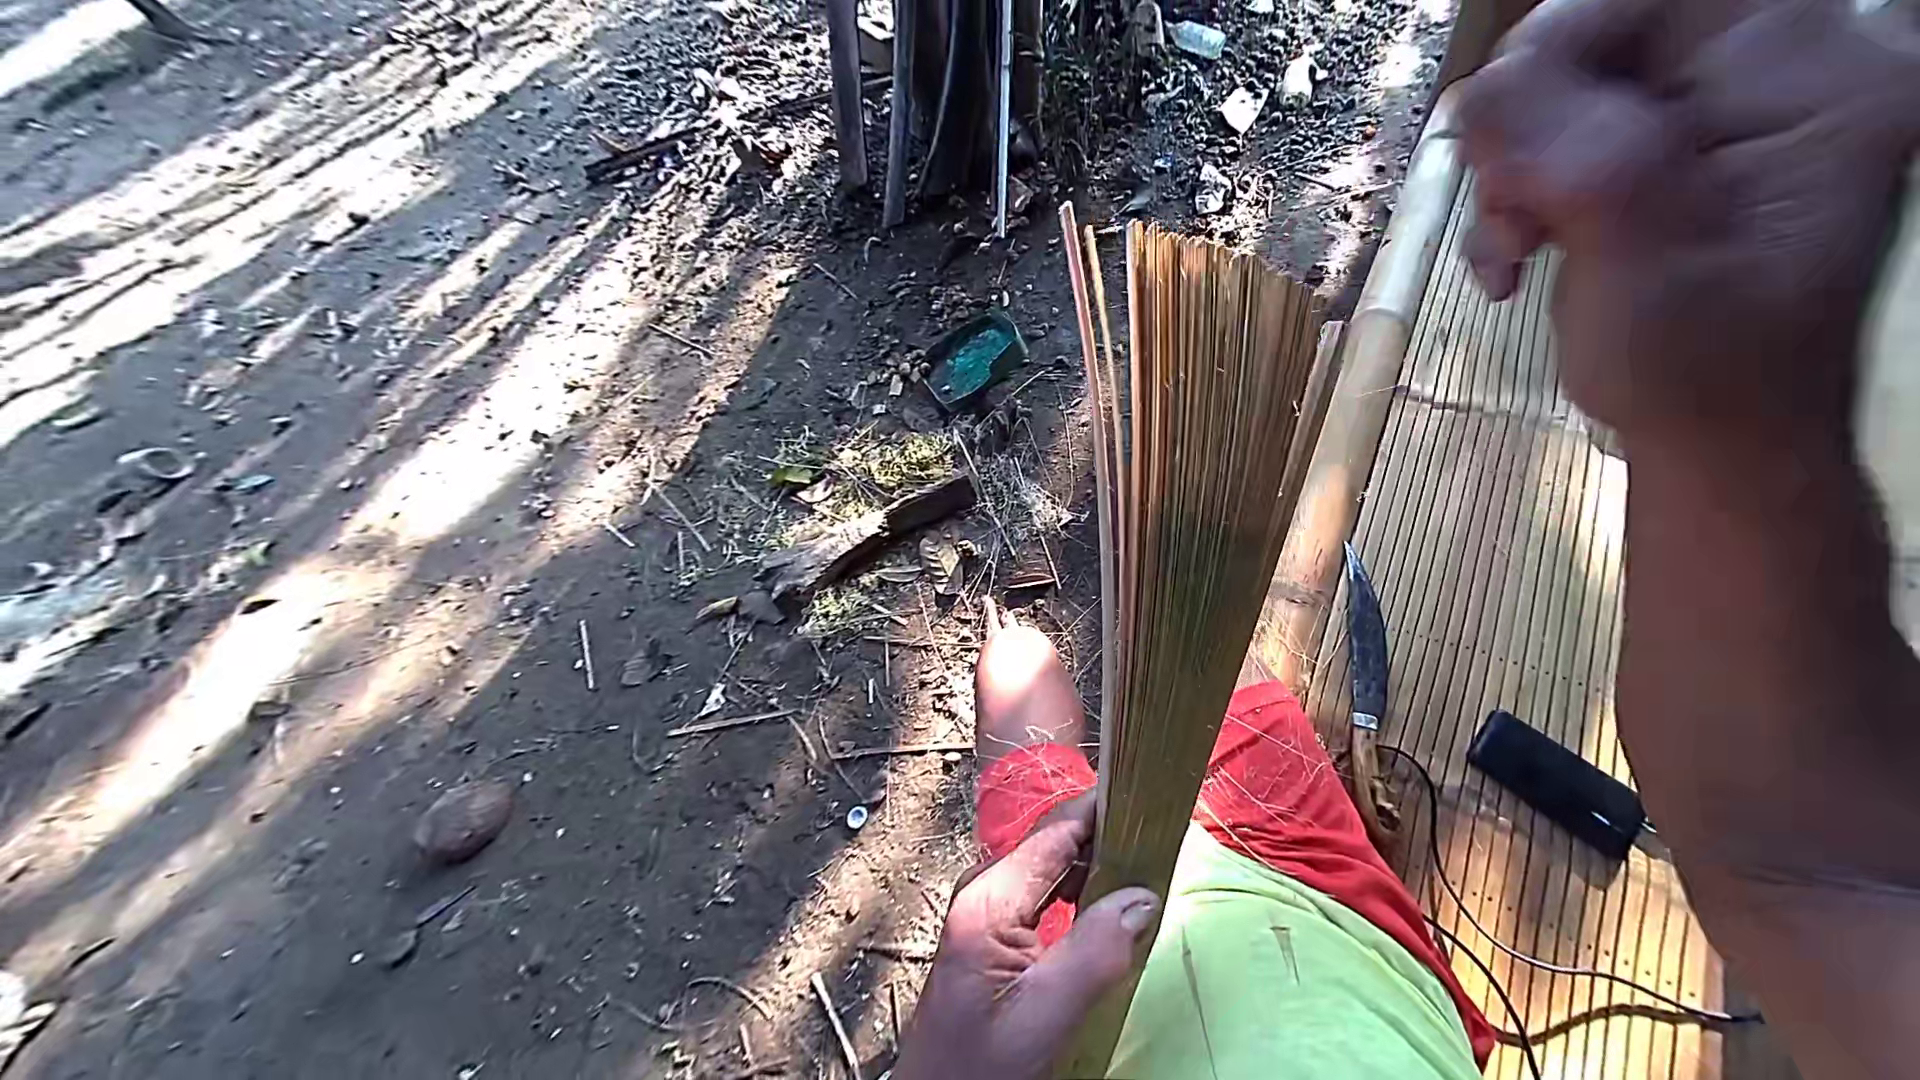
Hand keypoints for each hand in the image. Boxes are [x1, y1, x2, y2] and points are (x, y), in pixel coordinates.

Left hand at [893, 796, 1157, 1079]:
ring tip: (1138, 860)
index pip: (1054, 835)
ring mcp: (984, 902)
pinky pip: (1039, 888)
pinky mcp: (989, 921)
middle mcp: (982, 886)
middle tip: (1151, 835)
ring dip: (1090, 860)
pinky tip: (1103, 897)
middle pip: (1050, 843)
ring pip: (1047, 863)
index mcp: (989, 898)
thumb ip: (1095, 952)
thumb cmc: (983, 1064)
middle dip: (1100, 835)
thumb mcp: (1045, 1016)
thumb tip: (1143, 895)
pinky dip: (1074, 885)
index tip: (1141, 798)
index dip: (1098, 812)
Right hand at [1460, 0, 1919, 448]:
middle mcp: (1751, 99)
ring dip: (1505, 188)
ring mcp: (1690, 151)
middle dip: (1522, 135)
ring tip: (1510, 253)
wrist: (1707, 435)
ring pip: (1557, 121)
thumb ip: (1577, 153)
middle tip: (1505, 207)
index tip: (1493, 125)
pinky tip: (1508, 269)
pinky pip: (1548, 173)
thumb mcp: (1639, 247)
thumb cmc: (1693, 357)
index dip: (1563, 45)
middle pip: (1600, 57)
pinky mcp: (1639, 195)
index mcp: (1799, 84)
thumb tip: (1486, 86)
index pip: (1667, 0)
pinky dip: (1508, 220)